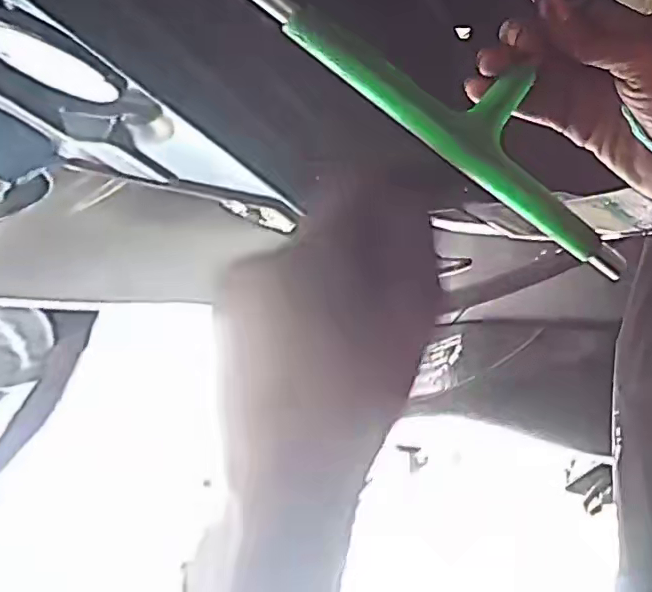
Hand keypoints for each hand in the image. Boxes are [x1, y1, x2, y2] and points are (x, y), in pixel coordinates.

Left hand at [212, 174, 438, 499]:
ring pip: (312, 248)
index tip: (421, 181)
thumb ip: (413, 238)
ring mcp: (236, 292)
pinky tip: (343, 324)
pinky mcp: (229, 317)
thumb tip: (411, 196)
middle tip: (408, 257)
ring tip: (376, 302)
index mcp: (304, 255)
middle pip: (334, 217)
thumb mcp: (411, 308)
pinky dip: (321, 282)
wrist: (288, 478)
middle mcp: (259, 263)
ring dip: (349, 258)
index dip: (398, 174)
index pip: (356, 180)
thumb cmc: (353, 399)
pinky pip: (288, 276)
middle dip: (376, 228)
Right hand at [464, 0, 651, 224]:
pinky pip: (539, 104)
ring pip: (538, 71)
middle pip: (550, 38)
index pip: (575, 10)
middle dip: (523, 37)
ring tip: (488, 68)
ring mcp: (588, 90)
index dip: (548, 7)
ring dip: (510, 67)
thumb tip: (555, 8)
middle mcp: (602, 59)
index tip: (526, 6)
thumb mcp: (642, 64)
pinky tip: (491, 93)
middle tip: (508, 44)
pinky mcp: (578, 122)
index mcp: (623, 34)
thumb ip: (593, 39)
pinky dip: (513, 99)